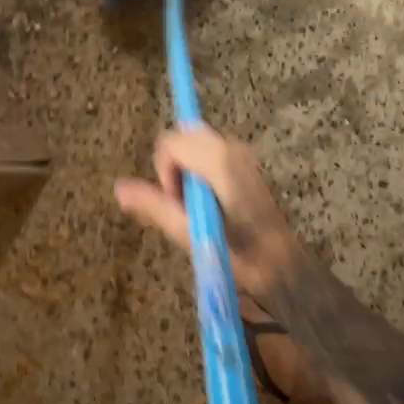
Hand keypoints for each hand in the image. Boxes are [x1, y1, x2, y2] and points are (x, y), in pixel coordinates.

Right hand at [114, 126, 298, 293]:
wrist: (284, 267)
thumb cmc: (240, 255)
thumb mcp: (192, 235)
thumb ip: (156, 207)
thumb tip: (119, 188)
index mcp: (219, 160)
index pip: (171, 142)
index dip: (164, 169)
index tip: (174, 200)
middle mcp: (231, 147)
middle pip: (184, 136)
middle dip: (174, 165)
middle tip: (183, 203)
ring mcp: (241, 154)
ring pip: (197, 143)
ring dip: (186, 168)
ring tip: (196, 206)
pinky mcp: (245, 163)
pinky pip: (211, 152)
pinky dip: (200, 169)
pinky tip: (210, 202)